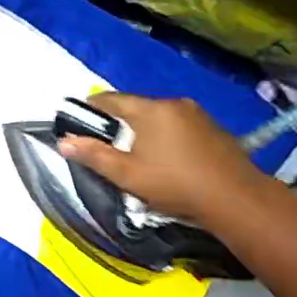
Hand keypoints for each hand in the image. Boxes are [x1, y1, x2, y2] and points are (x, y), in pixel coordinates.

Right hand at [56, 92, 281, 228]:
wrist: (233, 197)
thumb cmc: (173, 184)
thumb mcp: (127, 175)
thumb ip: (94, 156)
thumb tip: (63, 142)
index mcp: (150, 110)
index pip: (110, 99)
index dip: (90, 108)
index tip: (76, 121)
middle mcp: (174, 103)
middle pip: (135, 107)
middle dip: (117, 122)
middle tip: (104, 145)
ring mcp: (197, 114)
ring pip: (158, 117)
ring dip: (142, 130)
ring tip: (134, 154)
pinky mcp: (212, 128)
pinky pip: (177, 126)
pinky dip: (164, 136)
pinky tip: (165, 158)